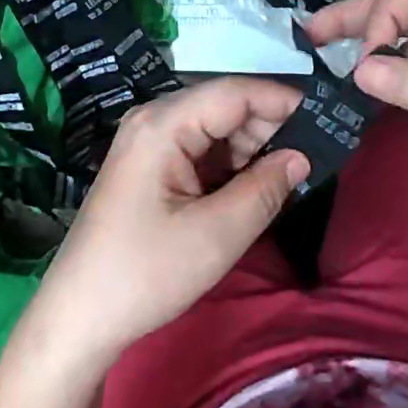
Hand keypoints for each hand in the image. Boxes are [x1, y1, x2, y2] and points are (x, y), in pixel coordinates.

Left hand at [31, 78, 309, 360]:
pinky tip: (255, 186)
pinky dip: (229, 165)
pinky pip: (198, 150)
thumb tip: (302, 157)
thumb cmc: (146, 272)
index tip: (327, 118)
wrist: (80, 314)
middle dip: (268, 127)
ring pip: (213, 129)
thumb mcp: (216, 235)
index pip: (233, 92)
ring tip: (290, 174)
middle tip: (314, 156)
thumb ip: (265, 189)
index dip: (281, 100)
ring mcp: (148, 142)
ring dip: (250, 149)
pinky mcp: (149, 165)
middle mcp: (153, 120)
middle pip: (223, 106)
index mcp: (162, 123)